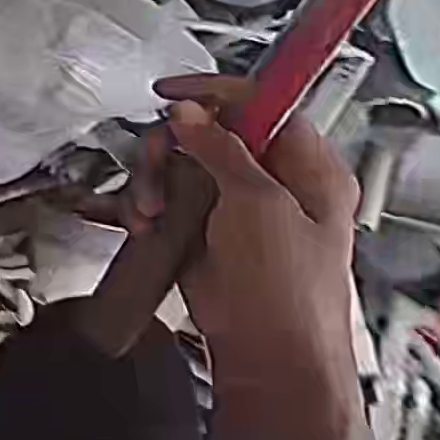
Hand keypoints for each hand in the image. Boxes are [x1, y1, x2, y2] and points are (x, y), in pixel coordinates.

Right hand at [153, 76, 361, 412]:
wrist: (265, 347)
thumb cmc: (283, 281)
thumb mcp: (257, 205)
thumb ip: (221, 150)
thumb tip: (188, 111)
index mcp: (303, 166)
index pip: (261, 105)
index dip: (215, 92)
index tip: (169, 93)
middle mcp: (265, 179)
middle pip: (202, 135)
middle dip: (168, 151)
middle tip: (154, 168)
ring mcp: (227, 204)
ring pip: (173, 166)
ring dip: (149, 184)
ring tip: (148, 214)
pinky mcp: (197, 226)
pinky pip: (160, 199)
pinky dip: (141, 207)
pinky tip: (137, 223)